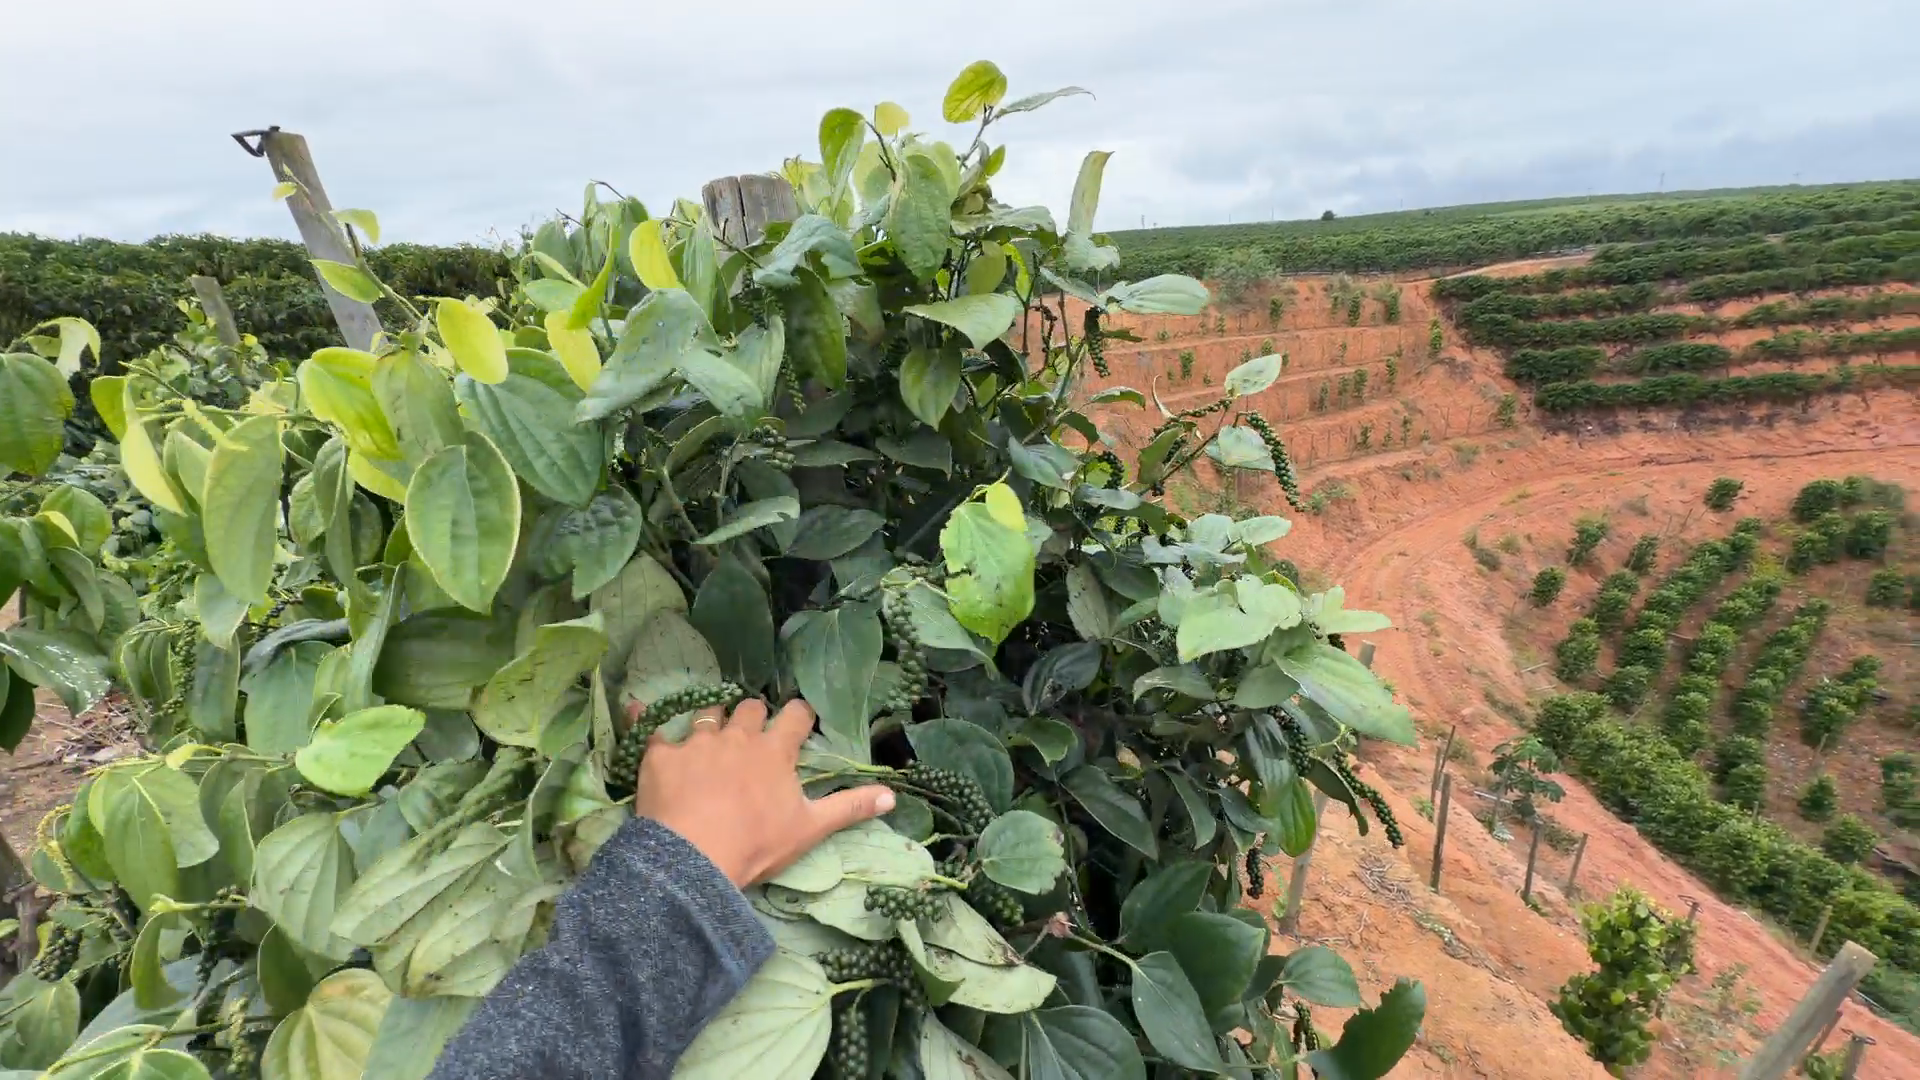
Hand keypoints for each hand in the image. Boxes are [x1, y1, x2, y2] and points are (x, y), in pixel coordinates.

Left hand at [632, 697, 895, 888]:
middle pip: (751, 708)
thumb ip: (851, 807)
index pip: (796, 715)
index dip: (799, 716)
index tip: (799, 722)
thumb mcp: (810, 828)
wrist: (692, 860)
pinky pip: (650, 724)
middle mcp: (739, 735)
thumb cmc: (756, 843)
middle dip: (754, 717)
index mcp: (775, 750)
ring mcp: (698, 741)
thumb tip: (894, 796)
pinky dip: (644, 715)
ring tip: (707, 732)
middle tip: (751, 735)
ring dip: (711, 719)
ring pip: (708, 713)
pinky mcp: (661, 754)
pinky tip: (636, 705)